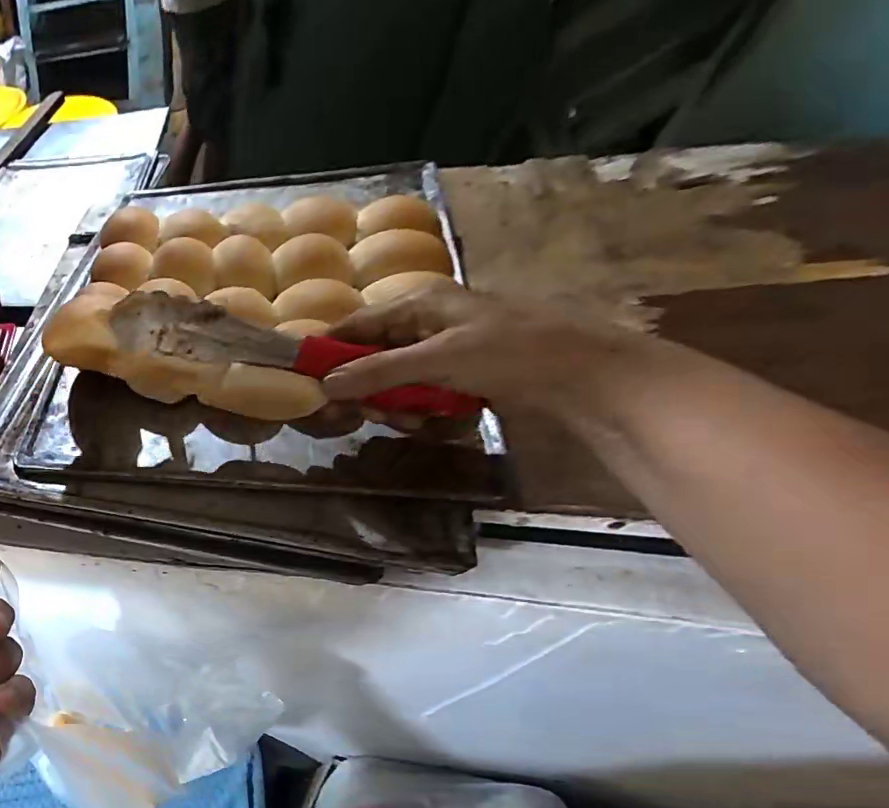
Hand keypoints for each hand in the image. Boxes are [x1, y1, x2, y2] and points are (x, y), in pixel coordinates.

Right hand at [321, 288, 671, 409]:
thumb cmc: (508, 352)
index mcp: (416, 305)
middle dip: (373, 392)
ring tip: (422, 420)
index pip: (354, 327)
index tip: (309, 387)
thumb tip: (325, 384)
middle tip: (379, 416)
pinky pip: (420, 395)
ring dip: (401, 407)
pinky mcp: (456, 375)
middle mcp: (422, 324)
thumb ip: (379, 372)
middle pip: (370, 361)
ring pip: (394, 384)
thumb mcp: (437, 360)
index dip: (328, 354)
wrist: (580, 372)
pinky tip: (441, 419)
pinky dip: (424, 411)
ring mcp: (440, 351)